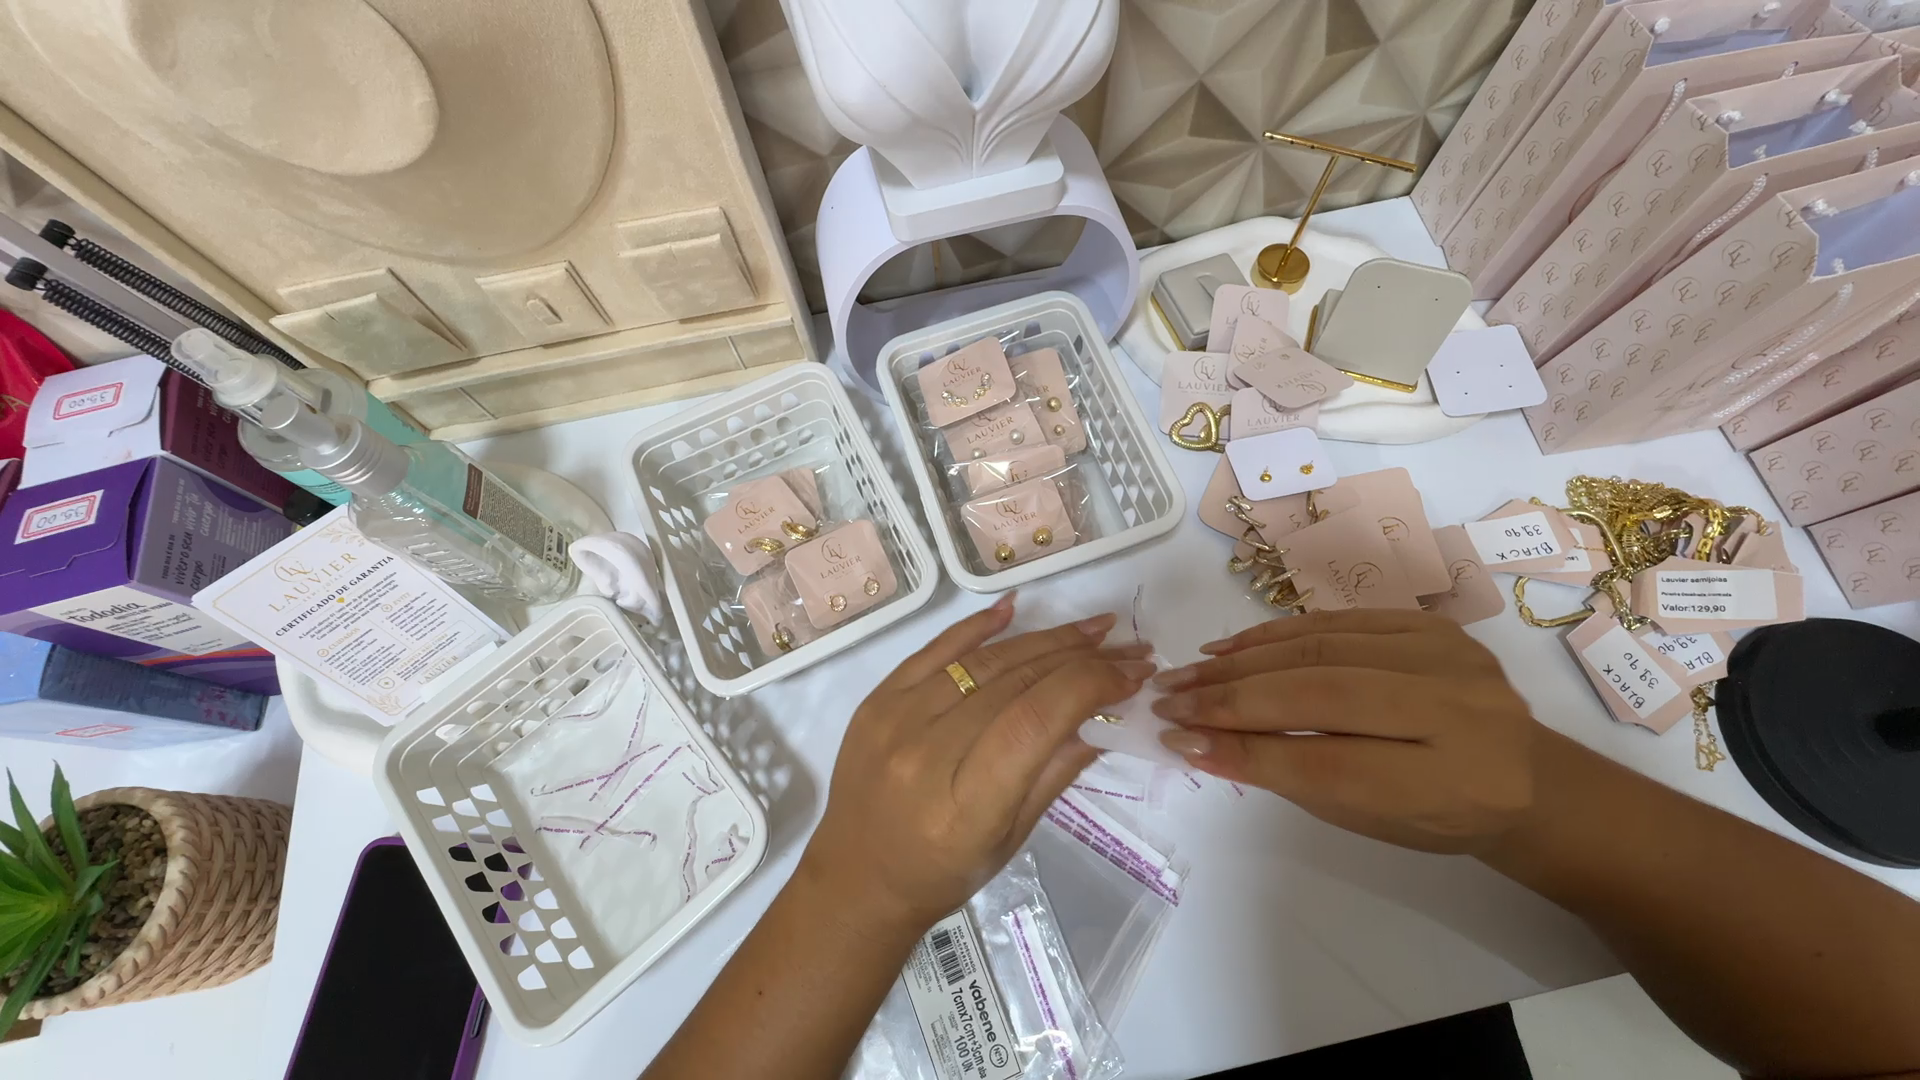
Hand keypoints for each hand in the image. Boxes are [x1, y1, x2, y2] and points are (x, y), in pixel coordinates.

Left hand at [801, 595, 1153, 929]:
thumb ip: (1055, 773)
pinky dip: (976, 626)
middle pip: (1015, 682)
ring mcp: (895, 719)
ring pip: (982, 661)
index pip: (1037, 720)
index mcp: (966, 802)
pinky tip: (1014, 609)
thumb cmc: (941, 874)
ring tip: (1090, 630)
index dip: (1090, 685)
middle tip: (1125, 645)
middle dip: (1079, 657)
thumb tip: (1102, 716)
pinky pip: (933, 650)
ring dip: (1043, 639)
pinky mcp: (876, 701)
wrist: (856, 878)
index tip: (1131, 674)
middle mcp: (927, 752)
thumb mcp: (1010, 839)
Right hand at [1150, 609, 1534, 853]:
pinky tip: (1226, 650)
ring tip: (1185, 677)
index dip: (1245, 750)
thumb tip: (1194, 742)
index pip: (1328, 762)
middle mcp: (1463, 709)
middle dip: (1231, 698)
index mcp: (1456, 781)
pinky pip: (1331, 621)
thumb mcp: (1363, 815)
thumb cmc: (1436, 814)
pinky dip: (1270, 635)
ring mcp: (1448, 655)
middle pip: (1322, 692)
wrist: (1518, 773)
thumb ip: (1284, 773)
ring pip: (1318, 648)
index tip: (1177, 740)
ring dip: (1239, 662)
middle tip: (1169, 702)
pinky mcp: (1428, 624)